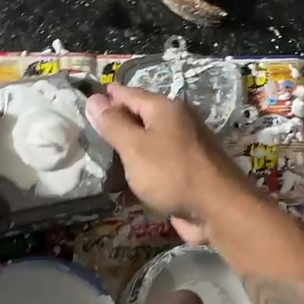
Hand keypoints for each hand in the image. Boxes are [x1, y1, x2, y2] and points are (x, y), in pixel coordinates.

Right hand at [86, 84, 249, 243]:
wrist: (219, 209)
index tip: (85, 98)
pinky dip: (142, 161)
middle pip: (141, 114)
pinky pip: (158, 158)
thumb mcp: (135, 147)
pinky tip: (129, 171)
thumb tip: (93, 99)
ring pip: (150, 137)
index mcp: (165, 108)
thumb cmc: (172, 173)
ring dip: (130, 141)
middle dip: (117, 118)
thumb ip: (113, 124)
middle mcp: (178, 121)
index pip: (128, 94)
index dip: (107, 96)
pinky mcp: (189, 169)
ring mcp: (186, 145)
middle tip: (88, 125)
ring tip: (102, 149)